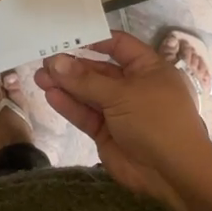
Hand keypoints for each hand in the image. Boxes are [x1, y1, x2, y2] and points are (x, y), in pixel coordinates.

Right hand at [34, 31, 211, 210]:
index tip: (67, 38)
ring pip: (88, 94)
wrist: (172, 172)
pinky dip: (69, 106)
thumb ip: (86, 80)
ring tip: (39, 77)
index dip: (95, 41)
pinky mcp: (106, 132)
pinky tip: (51, 95)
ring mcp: (119, 111)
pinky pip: (85, 115)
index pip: (119, 46)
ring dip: (65, 86)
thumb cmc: (156, 121)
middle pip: (98, 71)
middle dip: (72, 67)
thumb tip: (55, 61)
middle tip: (44, 62)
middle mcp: (133, 87)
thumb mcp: (122, 94)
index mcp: (148, 69)